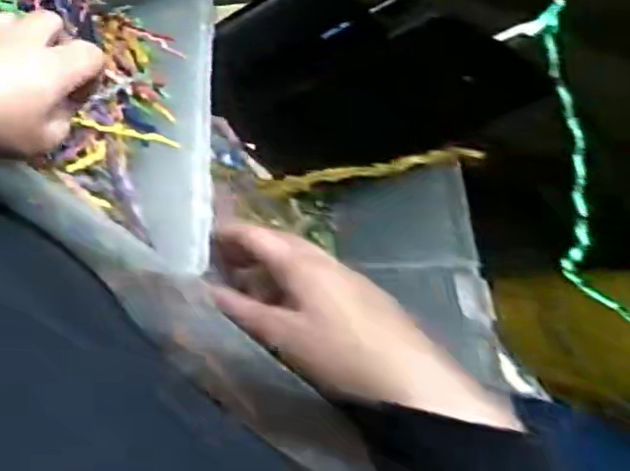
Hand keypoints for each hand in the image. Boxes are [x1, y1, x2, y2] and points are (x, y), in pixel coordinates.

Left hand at [0, 11, 103, 157]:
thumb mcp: (37, 142)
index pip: (92, 53)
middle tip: (38, 72)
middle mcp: (24, 36)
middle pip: (52, 21)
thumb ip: (60, 123)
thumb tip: (59, 106)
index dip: (89, 75)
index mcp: (54, 63)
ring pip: (13, 20)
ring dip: (15, 38)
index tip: (71, 97)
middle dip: (53, 42)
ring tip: (1, 67)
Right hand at [209, 223, 521, 430]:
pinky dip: (298, 282)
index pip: (249, 232)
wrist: (430, 396)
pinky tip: (296, 309)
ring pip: (302, 259)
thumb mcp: (279, 334)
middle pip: (278, 241)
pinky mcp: (375, 302)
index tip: (199, 244)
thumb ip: (237, 307)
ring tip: (255, 290)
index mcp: (299, 260)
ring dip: (273, 267)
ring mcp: (355, 280)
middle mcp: (326, 260)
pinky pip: (324, 277)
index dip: (220, 234)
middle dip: (247, 248)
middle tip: (224, 265)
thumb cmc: (341, 355)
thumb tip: (205, 287)